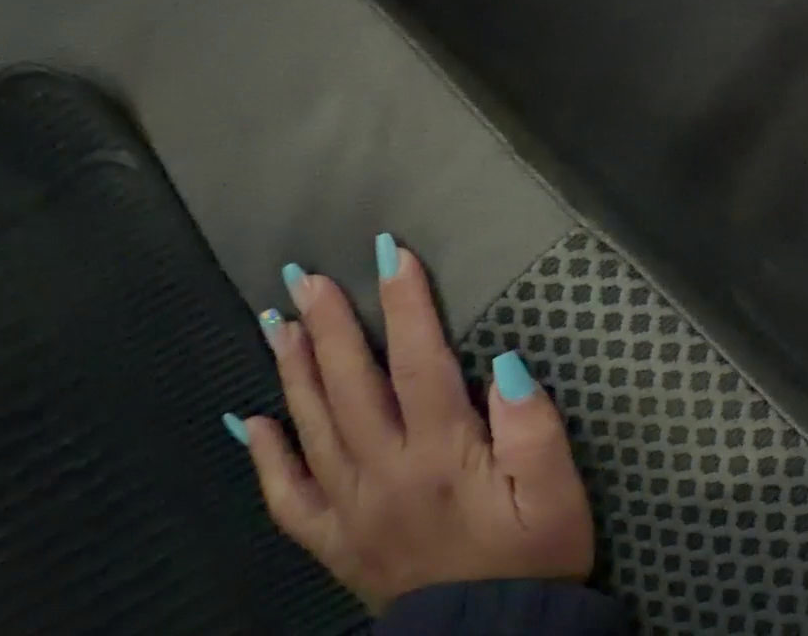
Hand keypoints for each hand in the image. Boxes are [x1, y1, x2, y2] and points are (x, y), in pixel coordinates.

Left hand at [225, 236, 593, 611]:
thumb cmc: (536, 552)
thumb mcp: (557, 488)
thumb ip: (532, 426)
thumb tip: (502, 363)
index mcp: (441, 455)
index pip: (420, 363)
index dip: (408, 305)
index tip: (392, 254)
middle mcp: (383, 474)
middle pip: (352, 387)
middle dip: (333, 325)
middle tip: (308, 278)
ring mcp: (350, 509)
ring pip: (311, 428)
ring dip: (294, 370)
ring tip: (279, 322)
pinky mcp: (334, 542)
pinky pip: (285, 497)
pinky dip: (263, 456)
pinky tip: (250, 421)